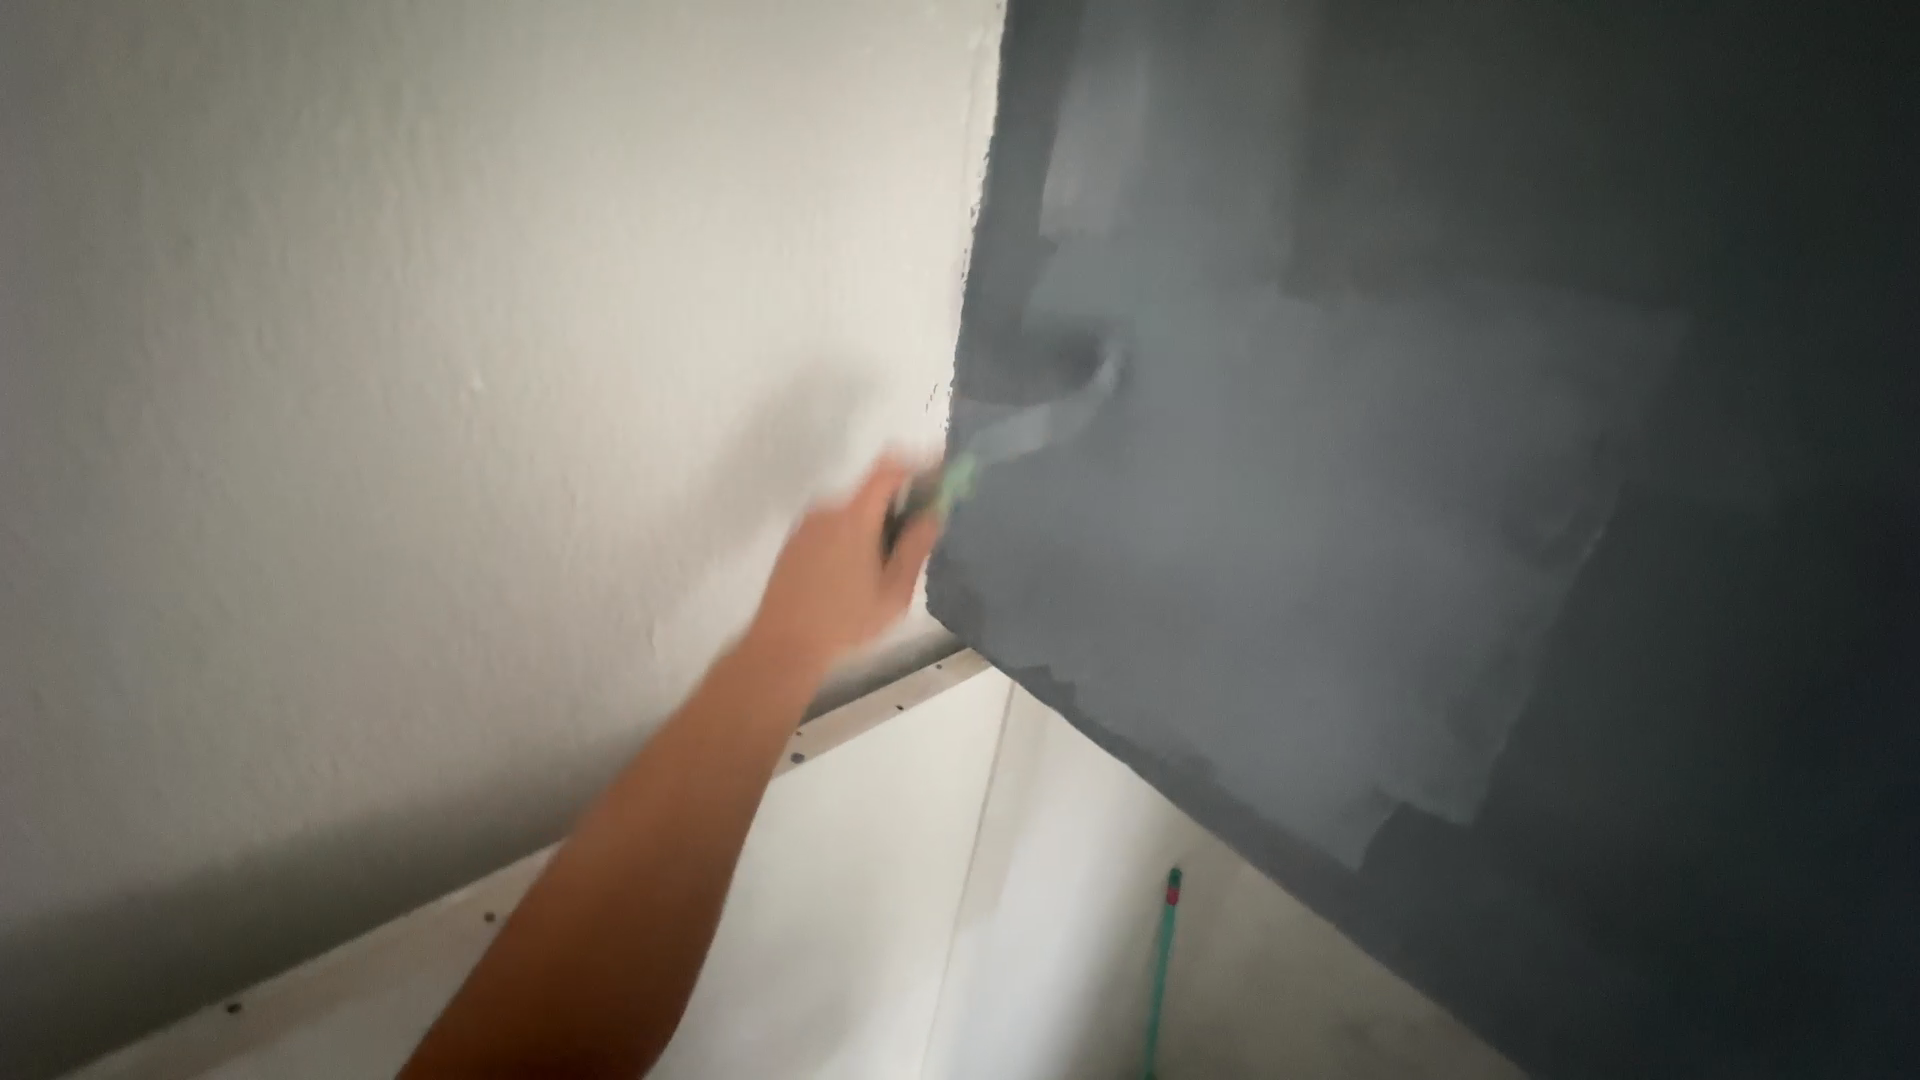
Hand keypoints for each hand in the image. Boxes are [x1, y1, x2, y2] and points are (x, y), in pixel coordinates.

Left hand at [746, 454, 942, 670]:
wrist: (782, 645)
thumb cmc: (845, 621)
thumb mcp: (894, 592)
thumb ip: (916, 547)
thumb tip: (935, 513)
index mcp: (854, 517)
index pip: (888, 469)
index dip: (916, 463)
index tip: (937, 473)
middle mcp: (827, 510)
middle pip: (870, 495)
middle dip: (894, 512)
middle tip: (908, 549)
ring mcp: (806, 525)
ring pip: (851, 514)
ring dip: (870, 530)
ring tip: (876, 576)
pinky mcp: (793, 542)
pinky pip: (831, 528)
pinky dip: (849, 541)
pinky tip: (849, 580)